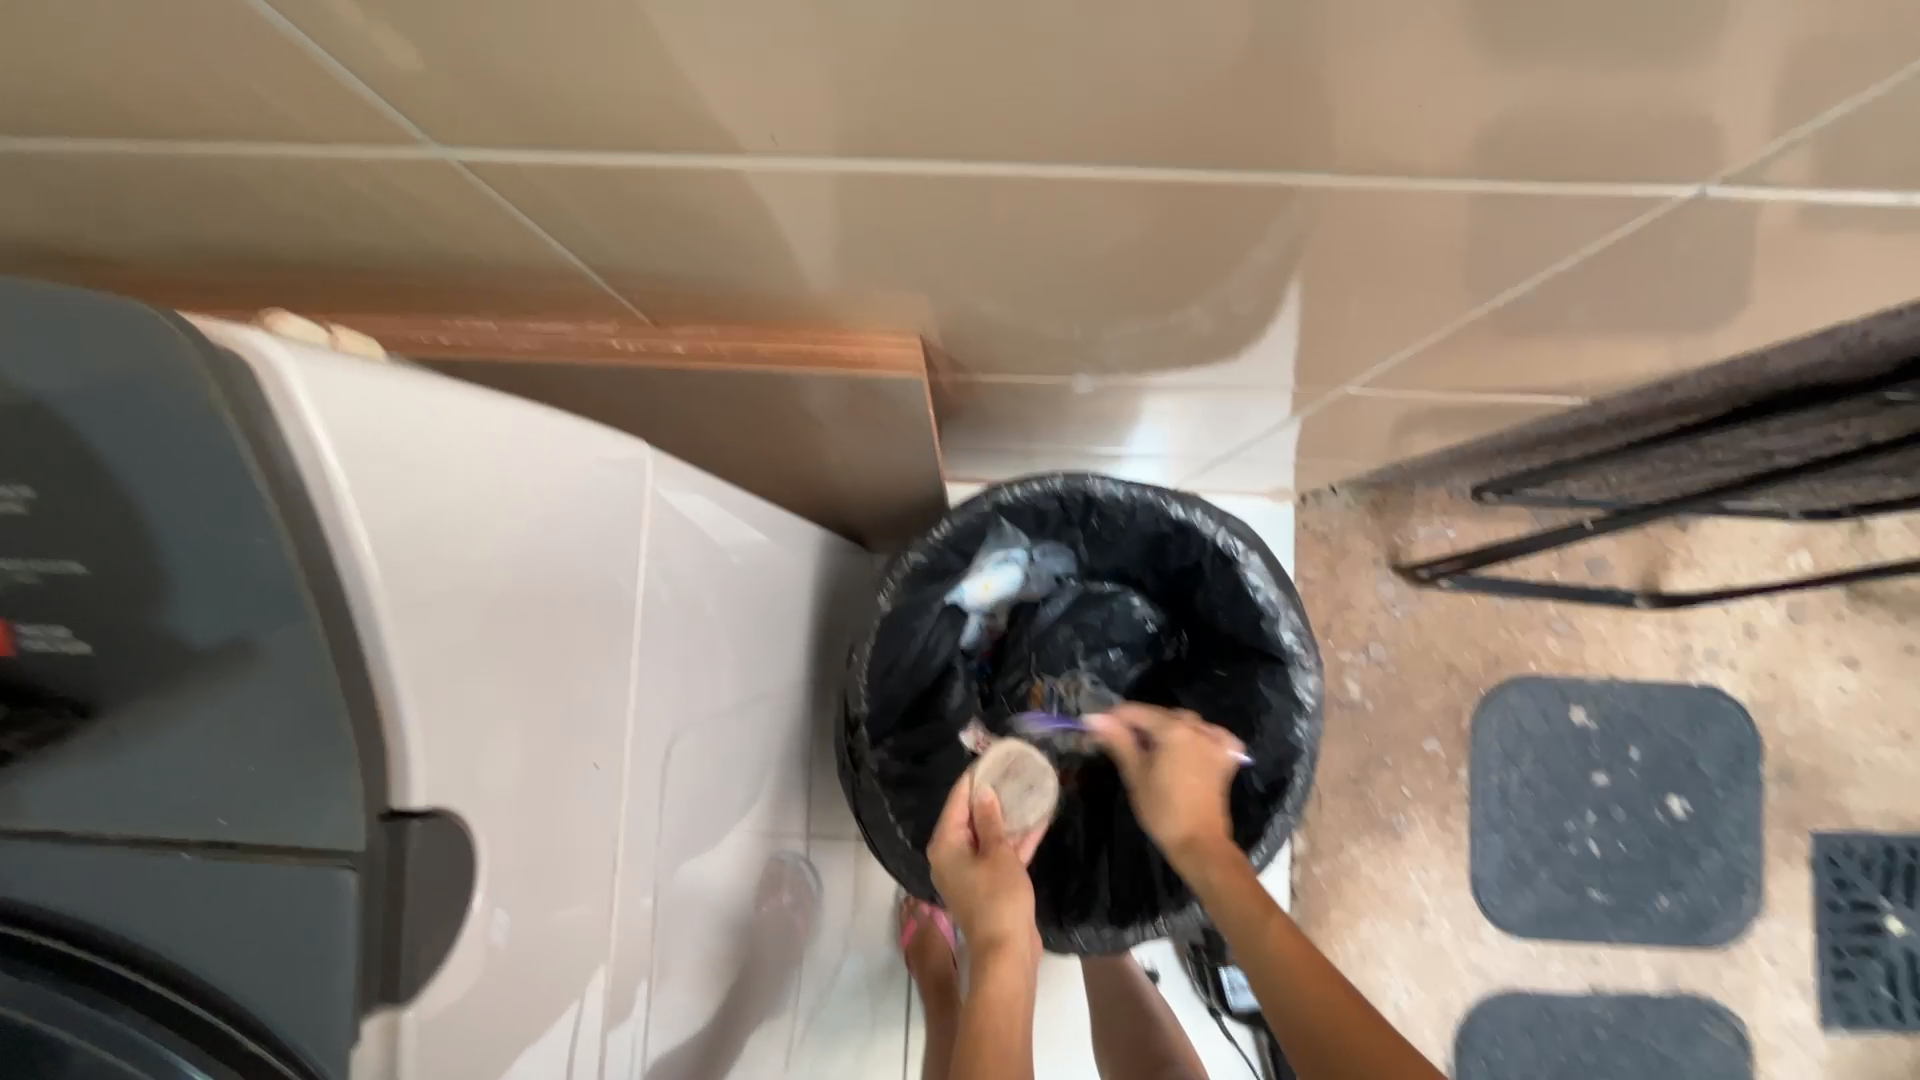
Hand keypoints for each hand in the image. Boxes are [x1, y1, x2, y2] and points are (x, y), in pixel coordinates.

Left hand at [928, 774, 1045, 956]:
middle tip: (1013, 772)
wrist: (1007, 952)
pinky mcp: (989, 884)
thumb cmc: (998, 897)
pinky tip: (1039, 820)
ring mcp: (970, 871)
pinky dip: (1016, 840)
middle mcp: (952, 855)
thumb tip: (982, 791)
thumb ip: (990, 819)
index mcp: (945, 844)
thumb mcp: (997, 852)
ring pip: (989, 835)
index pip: (957, 800)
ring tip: (1028, 790)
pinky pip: (999, 854)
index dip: (975, 778)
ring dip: (1009, 818)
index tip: (991, 758)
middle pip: (972, 817)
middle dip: (994, 796)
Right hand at [1087, 704, 1243, 867]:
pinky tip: (1186, 747)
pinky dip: (1195, 736)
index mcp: (1173, 729)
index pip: (1135, 711)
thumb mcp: (1134, 773)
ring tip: (1149, 749)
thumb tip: (1093, 718)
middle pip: (1159, 715)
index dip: (1113, 718)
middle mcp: (1198, 727)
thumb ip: (1117, 740)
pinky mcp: (1226, 757)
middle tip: (1119, 743)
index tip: (1096, 730)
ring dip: (1164, 729)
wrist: (1199, 843)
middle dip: (1138, 725)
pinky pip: (1209, 735)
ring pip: (1183, 723)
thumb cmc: (1161, 810)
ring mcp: (1215, 741)